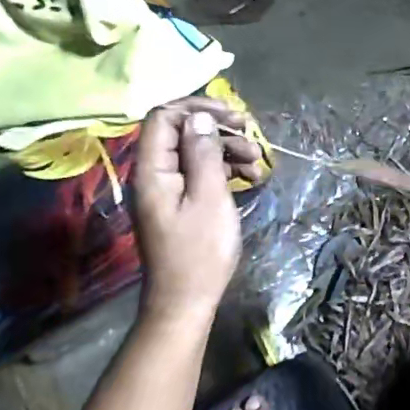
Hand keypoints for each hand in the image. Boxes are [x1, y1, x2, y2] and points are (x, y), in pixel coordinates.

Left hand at [131, 97, 263, 324]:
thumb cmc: (199, 251)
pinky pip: (200, 173)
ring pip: (195, 151)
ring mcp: (167, 189)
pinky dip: (224, 170)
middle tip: (251, 134)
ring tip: (258, 162)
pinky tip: (250, 178)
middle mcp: (154, 174)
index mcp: (152, 170)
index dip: (196, 107)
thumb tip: (200, 117)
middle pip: (182, 132)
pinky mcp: (180, 203)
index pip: (164, 117)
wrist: (186, 302)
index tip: (231, 115)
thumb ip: (204, 153)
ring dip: (227, 149)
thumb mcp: (208, 197)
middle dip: (218, 129)